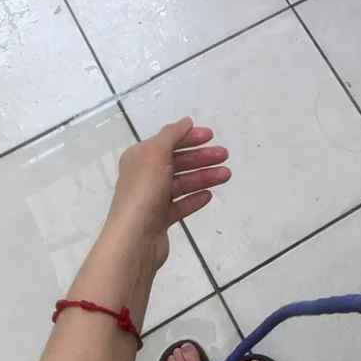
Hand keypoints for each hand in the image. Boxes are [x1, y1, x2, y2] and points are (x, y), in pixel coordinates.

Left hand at [101, 117, 230, 269]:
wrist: (134, 239)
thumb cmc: (143, 191)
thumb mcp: (156, 154)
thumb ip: (171, 135)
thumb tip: (186, 122)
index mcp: (140, 158)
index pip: (167, 142)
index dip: (189, 137)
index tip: (211, 136)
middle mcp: (144, 176)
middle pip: (177, 162)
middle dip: (201, 157)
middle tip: (225, 156)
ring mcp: (152, 199)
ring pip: (182, 183)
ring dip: (204, 177)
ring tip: (226, 175)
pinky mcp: (160, 219)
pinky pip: (180, 205)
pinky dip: (194, 198)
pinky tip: (209, 195)